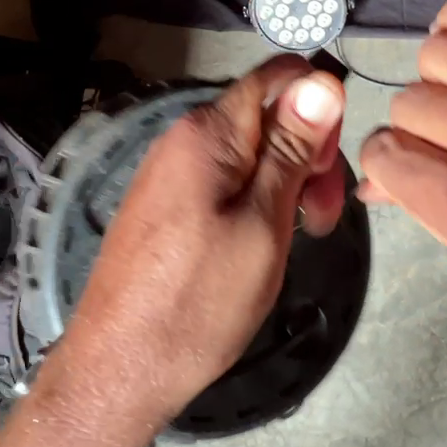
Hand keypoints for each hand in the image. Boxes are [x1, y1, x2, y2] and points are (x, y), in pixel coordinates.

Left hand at [48, 54, 349, 427]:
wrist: (117, 371)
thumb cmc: (199, 300)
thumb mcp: (263, 223)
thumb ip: (292, 149)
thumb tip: (321, 80)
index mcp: (208, 131)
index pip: (277, 75)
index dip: (318, 105)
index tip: (330, 165)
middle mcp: (183, 136)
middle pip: (265, 114)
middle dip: (306, 152)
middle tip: (319, 218)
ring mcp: (170, 169)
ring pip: (248, 150)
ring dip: (284, 182)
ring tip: (295, 239)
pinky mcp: (164, 201)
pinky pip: (224, 178)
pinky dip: (255, 199)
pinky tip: (260, 242)